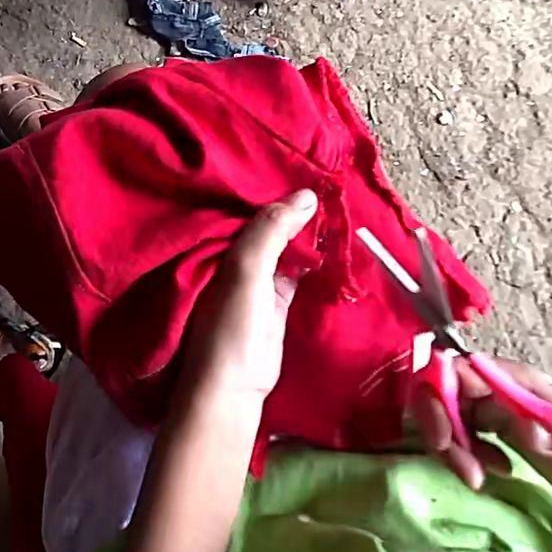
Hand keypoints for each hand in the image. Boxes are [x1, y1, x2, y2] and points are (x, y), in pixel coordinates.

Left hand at [175, 190, 317, 409]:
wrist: (233, 387)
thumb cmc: (231, 323)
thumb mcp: (246, 269)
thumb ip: (271, 231)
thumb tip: (307, 195)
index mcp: (217, 245)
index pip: (246, 207)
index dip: (271, 187)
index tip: (303, 165)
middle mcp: (235, 258)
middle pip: (267, 224)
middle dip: (291, 207)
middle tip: (327, 180)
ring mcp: (256, 279)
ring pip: (283, 245)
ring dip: (303, 230)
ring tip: (334, 202)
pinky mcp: (275, 299)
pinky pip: (295, 269)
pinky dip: (311, 257)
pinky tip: (329, 240)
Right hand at [410, 356, 551, 524]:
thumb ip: (549, 434)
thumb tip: (508, 415)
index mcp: (521, 381)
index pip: (458, 369)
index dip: (439, 397)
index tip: (443, 441)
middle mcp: (503, 384)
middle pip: (444, 388)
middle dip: (440, 426)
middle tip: (465, 471)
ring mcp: (498, 404)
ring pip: (448, 409)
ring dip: (451, 444)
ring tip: (479, 478)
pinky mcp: (496, 425)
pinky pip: (461, 429)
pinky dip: (464, 452)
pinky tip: (491, 472)